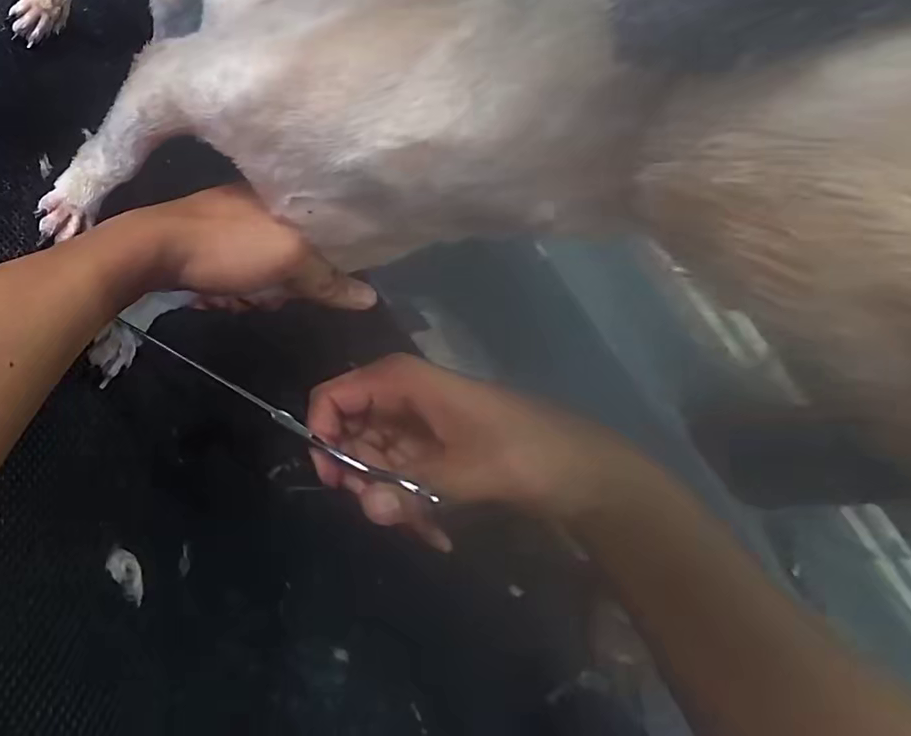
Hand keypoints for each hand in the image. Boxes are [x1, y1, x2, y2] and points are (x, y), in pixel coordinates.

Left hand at [108, 185, 377, 310]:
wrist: (150, 249)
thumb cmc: (224, 246)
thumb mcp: (286, 258)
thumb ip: (327, 277)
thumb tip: (369, 297)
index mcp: (278, 196)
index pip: (322, 228)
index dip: (325, 263)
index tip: (315, 284)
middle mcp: (253, 204)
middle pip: (291, 256)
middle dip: (280, 285)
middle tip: (265, 294)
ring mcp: (225, 223)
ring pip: (261, 270)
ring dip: (251, 292)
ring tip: (234, 297)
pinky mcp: (202, 243)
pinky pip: (232, 272)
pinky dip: (227, 289)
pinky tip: (214, 296)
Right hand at [306, 354, 646, 550]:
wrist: (589, 470)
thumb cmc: (526, 453)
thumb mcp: (468, 472)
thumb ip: (411, 490)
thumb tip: (366, 508)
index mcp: (398, 380)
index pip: (332, 397)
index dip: (321, 434)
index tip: (335, 480)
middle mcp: (396, 394)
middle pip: (347, 431)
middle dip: (360, 477)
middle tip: (385, 514)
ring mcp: (410, 421)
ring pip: (371, 458)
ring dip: (388, 497)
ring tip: (424, 530)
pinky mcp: (426, 445)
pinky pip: (396, 472)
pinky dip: (408, 501)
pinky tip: (436, 530)